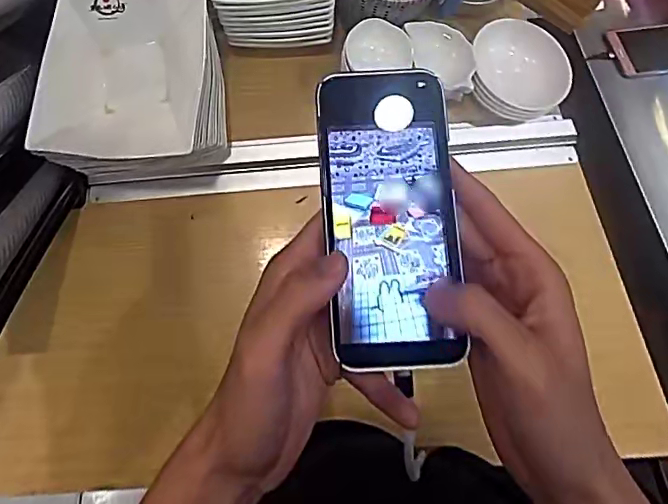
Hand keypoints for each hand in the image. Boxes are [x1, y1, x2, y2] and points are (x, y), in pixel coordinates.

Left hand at [146, 214, 418, 503]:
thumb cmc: (243, 401)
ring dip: (393, 322)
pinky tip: (405, 401)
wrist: (241, 459)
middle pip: (352, 267)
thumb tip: (336, 260)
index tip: (391, 208)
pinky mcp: (331, 361)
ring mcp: (319, 329)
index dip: (351, 215)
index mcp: (286, 283)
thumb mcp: (266, 345)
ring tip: (427, 330)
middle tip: (426, 266)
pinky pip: (367, 360)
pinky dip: (387, 378)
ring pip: (365, 310)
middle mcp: (304, 298)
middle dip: (386, 265)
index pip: (320, 232)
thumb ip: (296, 299)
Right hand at [423, 161, 643, 503]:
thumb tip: (434, 285)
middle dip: (430, 209)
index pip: (491, 215)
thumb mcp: (524, 359)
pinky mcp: (471, 324)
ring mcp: (489, 302)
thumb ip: (480, 313)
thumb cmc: (560, 415)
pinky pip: (441, 289)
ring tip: (384, 221)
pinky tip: (394, 270)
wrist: (560, 469)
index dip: (461, 183)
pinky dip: (419, 278)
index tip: (430, 157)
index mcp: (532, 275)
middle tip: (390, 189)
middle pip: (464, 232)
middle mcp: (509, 280)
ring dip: (421, 243)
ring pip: (449, 258)